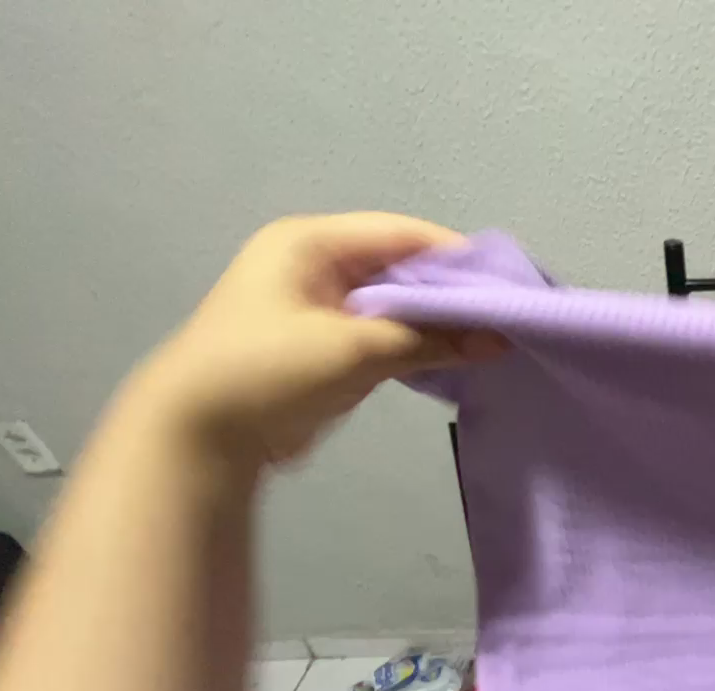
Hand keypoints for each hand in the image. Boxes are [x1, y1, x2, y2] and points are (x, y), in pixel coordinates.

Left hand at [123, 213, 501, 466]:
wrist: (203, 433)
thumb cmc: (269, 371)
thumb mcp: (356, 349)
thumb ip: (432, 340)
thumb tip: (501, 340)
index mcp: (313, 244)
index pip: (403, 234)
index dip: (459, 256)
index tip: (511, 282)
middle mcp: (322, 266)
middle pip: (407, 267)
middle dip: (457, 291)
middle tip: (511, 315)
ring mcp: (330, 306)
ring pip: (405, 303)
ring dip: (446, 321)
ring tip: (497, 338)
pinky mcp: (338, 343)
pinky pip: (396, 333)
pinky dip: (428, 344)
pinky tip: (464, 358)